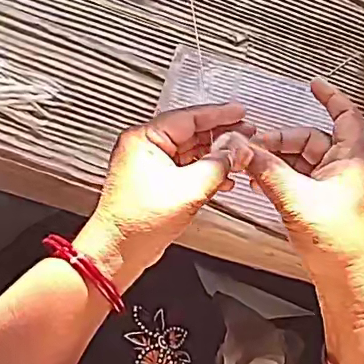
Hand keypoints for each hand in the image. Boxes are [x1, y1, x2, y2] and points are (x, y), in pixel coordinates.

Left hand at [77, 102, 251, 286]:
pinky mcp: (155, 180)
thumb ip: (218, 165)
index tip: (238, 112)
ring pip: (191, 149)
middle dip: (221, 134)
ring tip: (239, 155)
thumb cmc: (137, 223)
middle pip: (191, 131)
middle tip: (245, 133)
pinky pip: (186, 165)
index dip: (219, 114)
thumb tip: (236, 151)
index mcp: (145, 139)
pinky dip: (206, 168)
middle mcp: (144, 146)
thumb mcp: (189, 189)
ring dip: (216, 154)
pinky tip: (223, 176)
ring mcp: (149, 163)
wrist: (118, 251)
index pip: (189, 117)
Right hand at [238, 80, 363, 278]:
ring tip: (255, 165)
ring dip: (278, 160)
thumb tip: (246, 150)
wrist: (345, 279)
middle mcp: (345, 171)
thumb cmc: (338, 245)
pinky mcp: (324, 203)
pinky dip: (281, 176)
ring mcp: (335, 187)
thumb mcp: (295, 199)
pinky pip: (301, 178)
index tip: (315, 85)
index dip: (331, 97)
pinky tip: (264, 183)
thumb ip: (267, 170)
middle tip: (256, 146)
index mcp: (350, 162)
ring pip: (303, 160)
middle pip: (313, 139)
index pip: (346, 116)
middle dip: (282, 140)